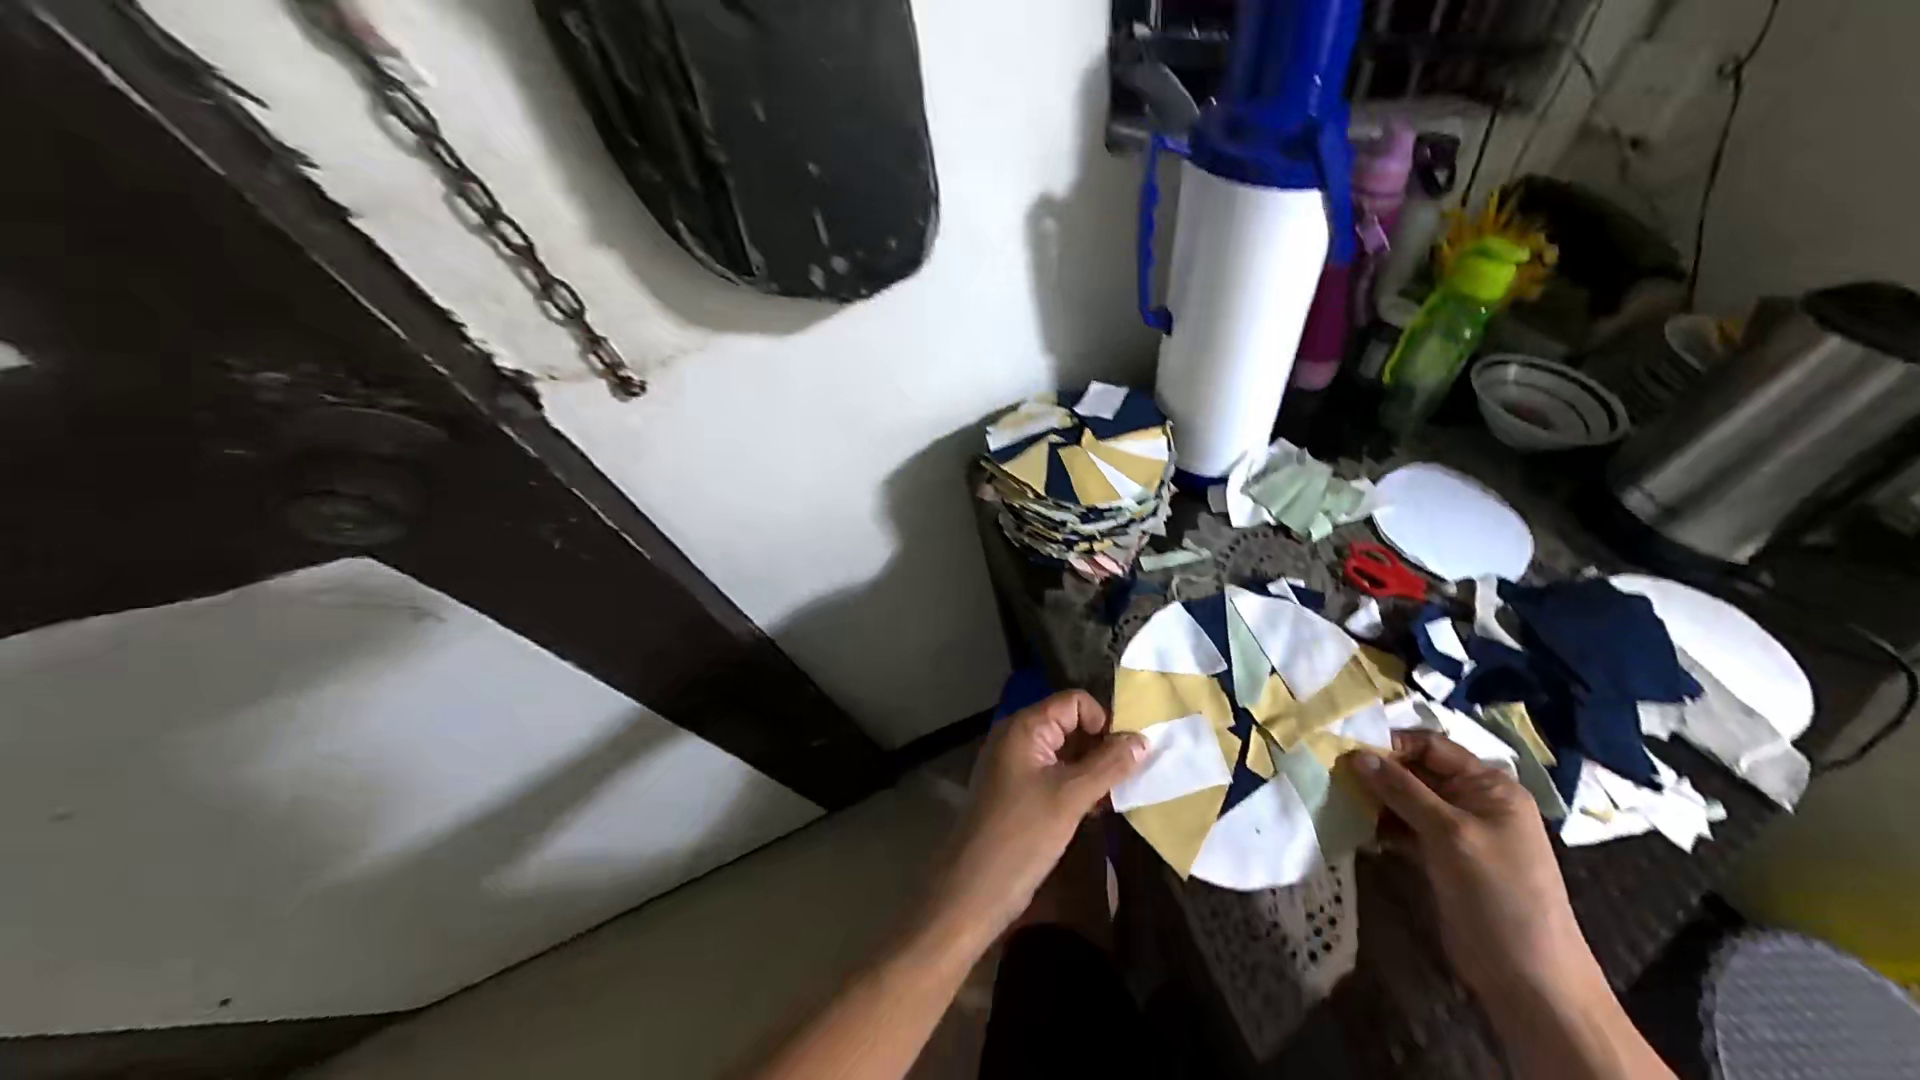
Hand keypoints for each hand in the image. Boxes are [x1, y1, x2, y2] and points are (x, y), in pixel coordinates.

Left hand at [918, 690, 1145, 950]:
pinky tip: (1098, 808)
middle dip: (1102, 746)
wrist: (974, 889)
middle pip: (1071, 724)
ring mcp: (1017, 766)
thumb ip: (1109, 765)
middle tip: (1130, 776)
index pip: (1074, 702)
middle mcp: (1018, 738)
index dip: (1103, 721)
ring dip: (1093, 769)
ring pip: (1066, 753)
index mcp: (1025, 727)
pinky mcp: (1019, 792)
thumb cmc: (1022, 835)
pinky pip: (1056, 775)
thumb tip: (1142, 739)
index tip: (1128, 754)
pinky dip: (1078, 786)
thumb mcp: (1071, 797)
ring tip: (1117, 796)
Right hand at [1350, 731, 1599, 1001]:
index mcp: (1490, 786)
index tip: (1347, 750)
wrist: (1527, 974)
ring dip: (1372, 798)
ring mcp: (1455, 830)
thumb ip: (1403, 790)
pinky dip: (1379, 824)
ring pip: (1404, 798)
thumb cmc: (1498, 892)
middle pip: (1415, 770)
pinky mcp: (1439, 855)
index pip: (1432, 746)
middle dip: (1376, 771)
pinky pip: (1402, 826)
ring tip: (1336, 798)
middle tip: (1332, 773)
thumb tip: (1357, 754)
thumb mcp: (1450, 834)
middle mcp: (1472, 800)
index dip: (1392, 744)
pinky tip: (1353, 825)